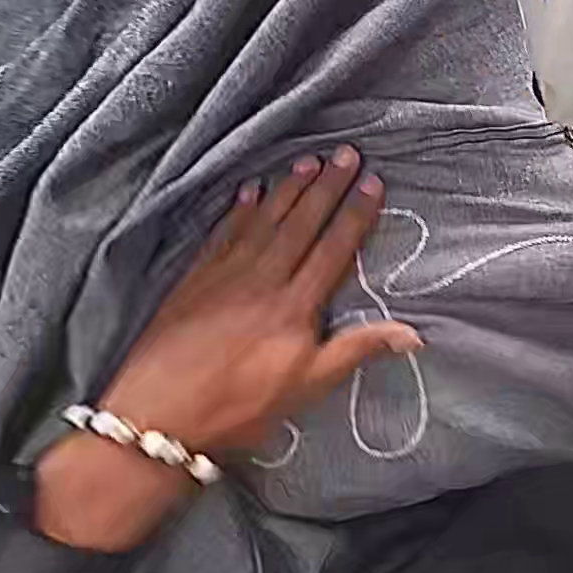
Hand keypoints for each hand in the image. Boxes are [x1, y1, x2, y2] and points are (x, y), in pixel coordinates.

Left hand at [35, 145, 420, 550]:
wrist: (157, 419)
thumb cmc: (241, 407)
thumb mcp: (308, 386)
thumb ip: (357, 350)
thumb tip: (415, 334)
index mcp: (295, 305)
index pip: (333, 248)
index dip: (355, 214)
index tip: (372, 182)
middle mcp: (263, 280)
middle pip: (302, 223)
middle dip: (328, 186)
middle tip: (346, 153)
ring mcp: (225, 275)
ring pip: (265, 221)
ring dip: (289, 189)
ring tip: (309, 161)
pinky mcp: (194, 280)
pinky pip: (223, 233)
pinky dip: (238, 209)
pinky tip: (250, 190)